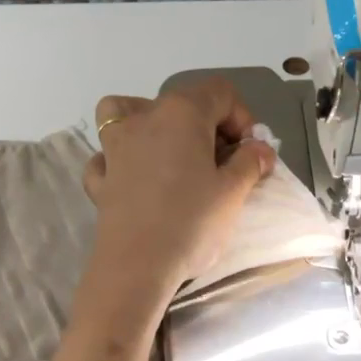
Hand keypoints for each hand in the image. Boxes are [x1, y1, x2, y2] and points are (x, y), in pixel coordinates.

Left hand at [83, 78, 276, 290]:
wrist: (137, 267)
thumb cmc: (191, 224)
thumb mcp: (233, 194)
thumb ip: (250, 164)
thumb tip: (260, 149)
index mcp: (182, 113)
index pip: (221, 93)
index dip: (243, 119)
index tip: (251, 154)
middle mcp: (145, 118)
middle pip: (180, 103)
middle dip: (207, 127)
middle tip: (222, 165)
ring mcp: (115, 149)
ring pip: (125, 114)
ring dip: (148, 124)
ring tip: (166, 153)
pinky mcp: (100, 181)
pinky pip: (105, 158)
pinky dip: (117, 162)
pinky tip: (130, 178)